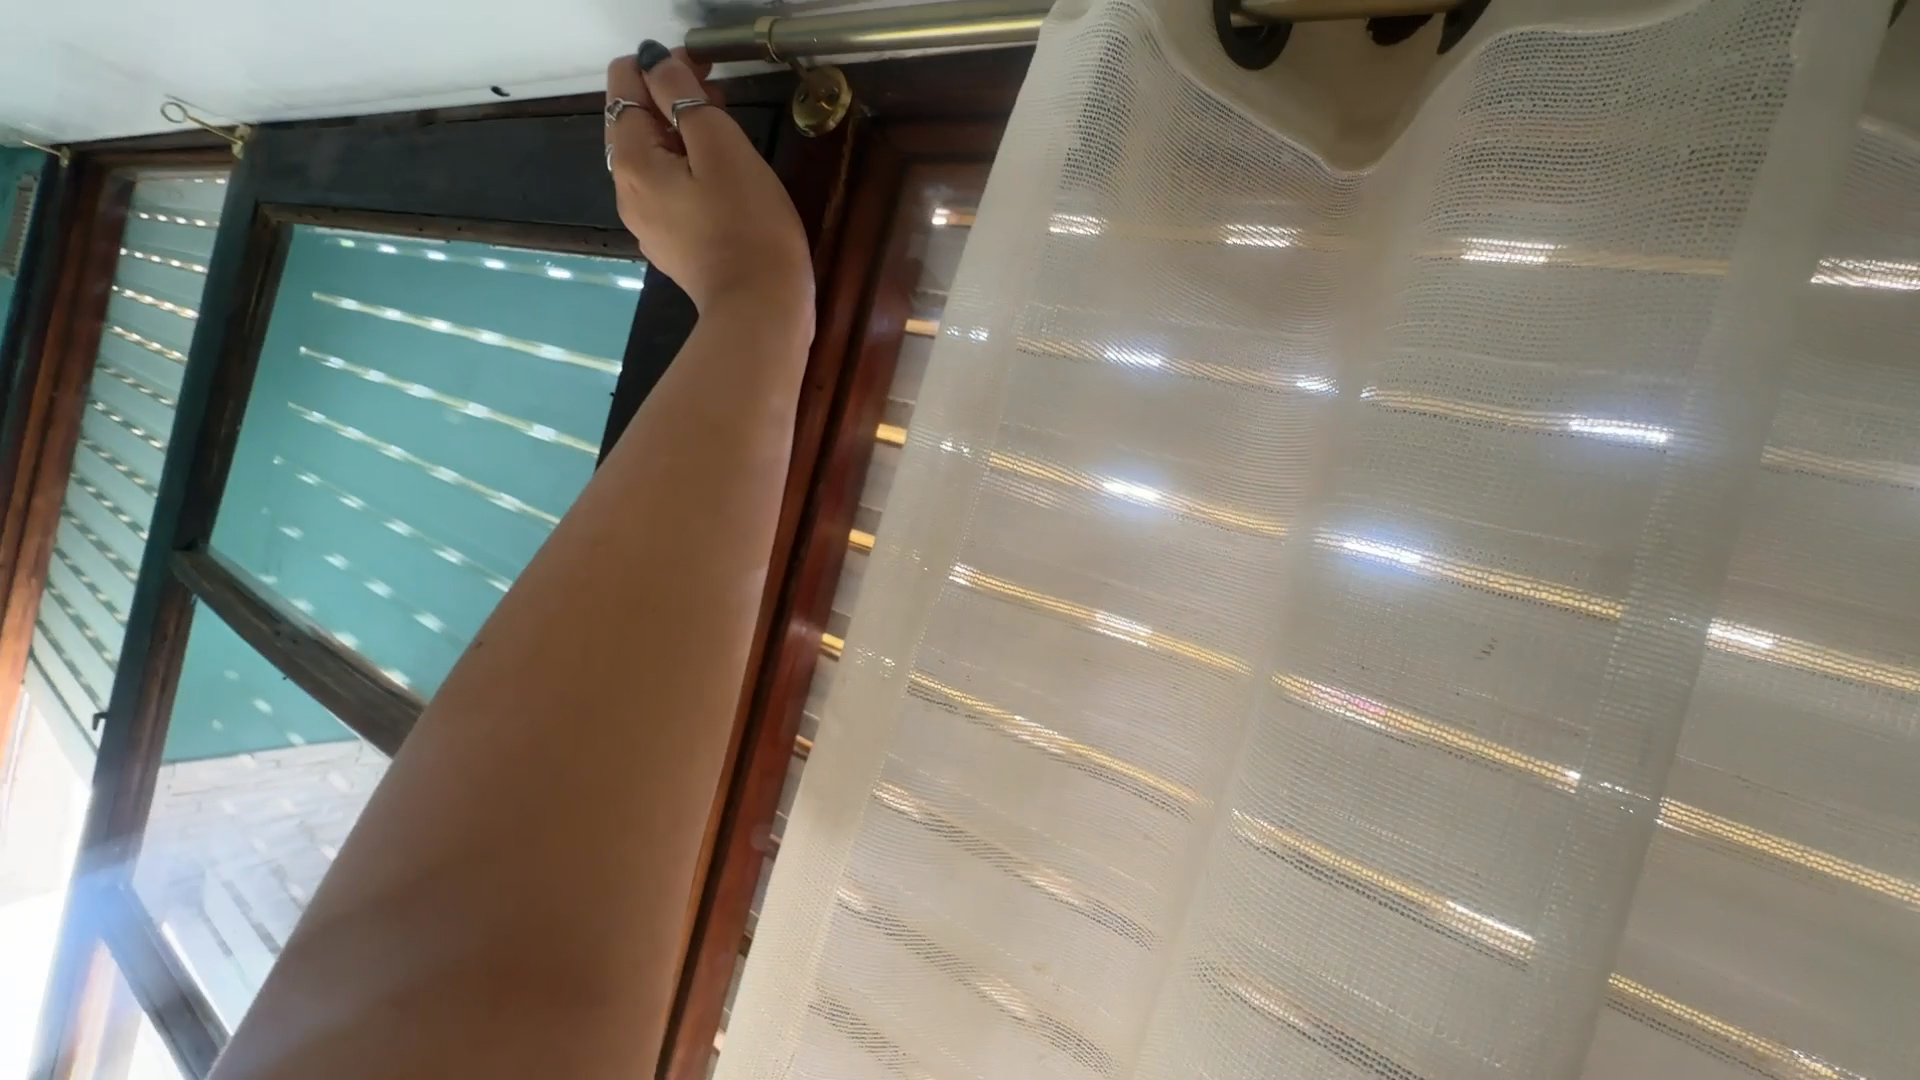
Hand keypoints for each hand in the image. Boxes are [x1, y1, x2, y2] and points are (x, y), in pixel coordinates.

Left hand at [606, 44, 812, 318]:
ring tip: (726, 138)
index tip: (705, 71)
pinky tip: (722, 184)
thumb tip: (656, 63)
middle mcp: (628, 193)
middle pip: (636, 125)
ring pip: (655, 162)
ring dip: (683, 139)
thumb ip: (685, 97)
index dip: (661, 66)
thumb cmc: (749, 227)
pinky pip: (671, 196)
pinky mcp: (675, 250)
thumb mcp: (723, 148)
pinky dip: (689, 176)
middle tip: (720, 99)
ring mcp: (650, 227)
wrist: (762, 310)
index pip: (624, 86)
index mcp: (633, 162)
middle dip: (671, 102)